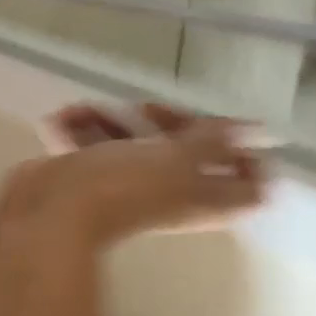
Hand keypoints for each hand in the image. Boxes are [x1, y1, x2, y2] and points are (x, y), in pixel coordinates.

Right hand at [8, 103, 267, 245]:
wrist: (53, 207)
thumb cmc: (121, 185)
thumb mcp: (174, 158)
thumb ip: (215, 143)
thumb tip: (262, 132)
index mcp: (207, 196)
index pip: (251, 180)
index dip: (244, 151)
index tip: (218, 126)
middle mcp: (174, 189)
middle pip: (188, 149)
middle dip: (165, 121)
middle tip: (143, 109)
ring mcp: (130, 181)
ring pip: (135, 139)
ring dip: (109, 118)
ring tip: (85, 111)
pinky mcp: (90, 172)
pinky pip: (94, 141)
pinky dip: (78, 127)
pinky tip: (61, 121)